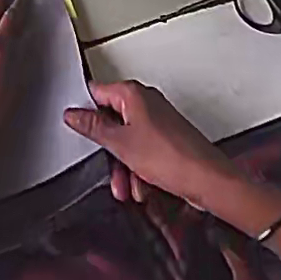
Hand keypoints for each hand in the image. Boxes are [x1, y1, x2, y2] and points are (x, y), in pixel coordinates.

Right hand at [63, 80, 249, 211]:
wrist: (207, 179)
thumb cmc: (171, 156)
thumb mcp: (120, 144)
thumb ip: (93, 128)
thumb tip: (73, 114)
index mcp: (132, 93)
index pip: (96, 93)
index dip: (85, 112)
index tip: (77, 128)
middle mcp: (145, 101)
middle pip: (112, 119)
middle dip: (108, 149)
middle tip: (107, 167)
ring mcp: (157, 119)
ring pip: (127, 138)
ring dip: (123, 165)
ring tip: (126, 187)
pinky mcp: (166, 137)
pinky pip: (143, 148)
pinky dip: (138, 167)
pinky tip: (141, 187)